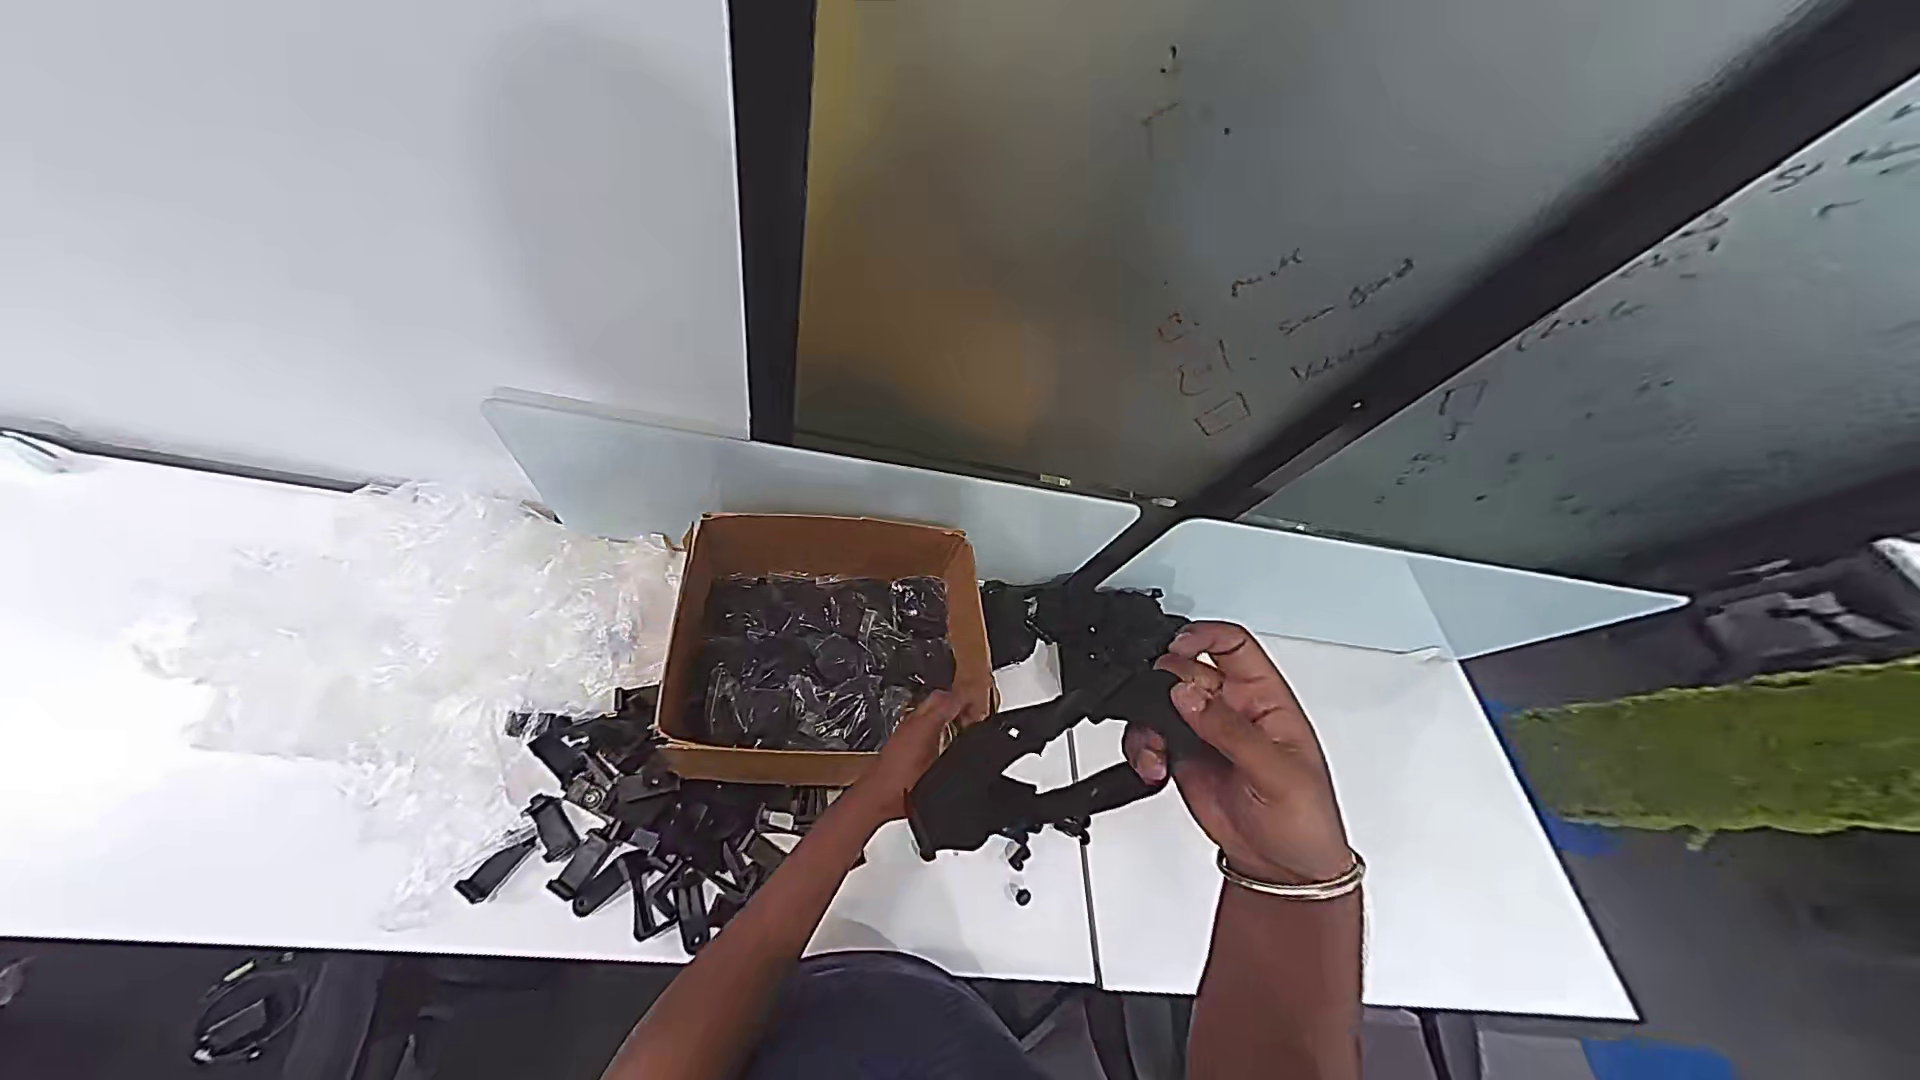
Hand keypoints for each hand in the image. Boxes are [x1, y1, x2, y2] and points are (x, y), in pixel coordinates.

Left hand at [841, 690, 968, 829]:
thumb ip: (956, 752)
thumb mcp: (939, 772)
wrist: (875, 797)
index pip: (951, 700)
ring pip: (929, 706)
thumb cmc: (900, 788)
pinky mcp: (899, 736)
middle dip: (958, 704)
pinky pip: (920, 718)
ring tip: (959, 728)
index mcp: (925, 725)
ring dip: (945, 712)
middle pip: (940, 697)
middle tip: (970, 718)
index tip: (978, 712)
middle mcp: (913, 722)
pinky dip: (934, 722)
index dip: (969, 703)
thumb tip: (971, 746)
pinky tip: (940, 740)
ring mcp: (904, 727)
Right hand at [1124, 622, 1351, 883]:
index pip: (1233, 646)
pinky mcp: (1182, 753)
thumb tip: (1189, 693)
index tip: (1177, 646)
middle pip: (1184, 668)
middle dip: (1162, 682)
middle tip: (1162, 708)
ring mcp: (1203, 730)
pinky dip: (1141, 747)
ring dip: (1147, 719)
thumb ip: (1232, 731)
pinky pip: (1149, 735)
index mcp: (1264, 698)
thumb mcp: (1278, 773)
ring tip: (1156, 748)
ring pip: (1159, 700)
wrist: (1281, 869)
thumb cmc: (1305, 821)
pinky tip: (1154, 766)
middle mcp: (1230, 708)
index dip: (1203, 635)